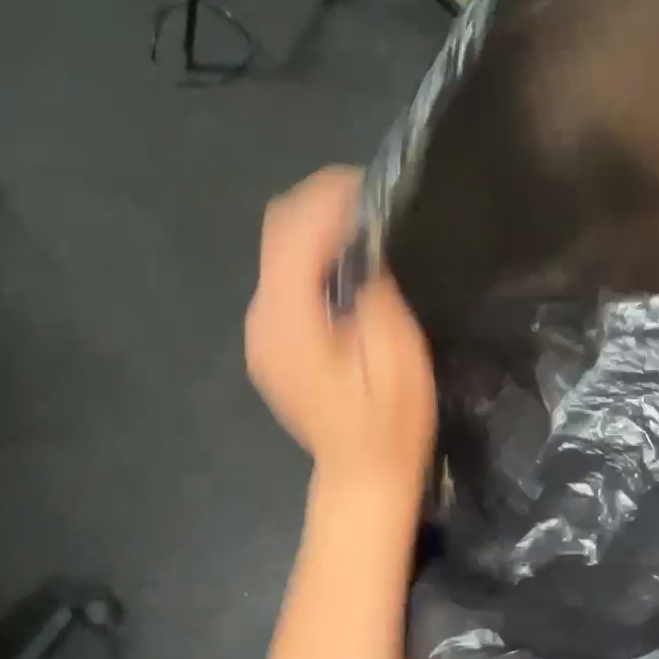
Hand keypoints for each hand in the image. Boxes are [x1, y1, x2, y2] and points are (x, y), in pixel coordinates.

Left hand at [245, 167, 434, 496]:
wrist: (362, 474)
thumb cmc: (389, 421)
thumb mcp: (397, 355)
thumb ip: (373, 293)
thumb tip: (363, 248)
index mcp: (289, 318)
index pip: (294, 230)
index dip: (329, 196)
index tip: (372, 184)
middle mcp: (261, 317)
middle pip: (277, 232)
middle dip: (320, 204)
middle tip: (372, 201)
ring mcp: (261, 332)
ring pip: (278, 253)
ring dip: (317, 230)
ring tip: (366, 227)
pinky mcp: (271, 344)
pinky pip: (283, 281)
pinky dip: (312, 259)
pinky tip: (347, 269)